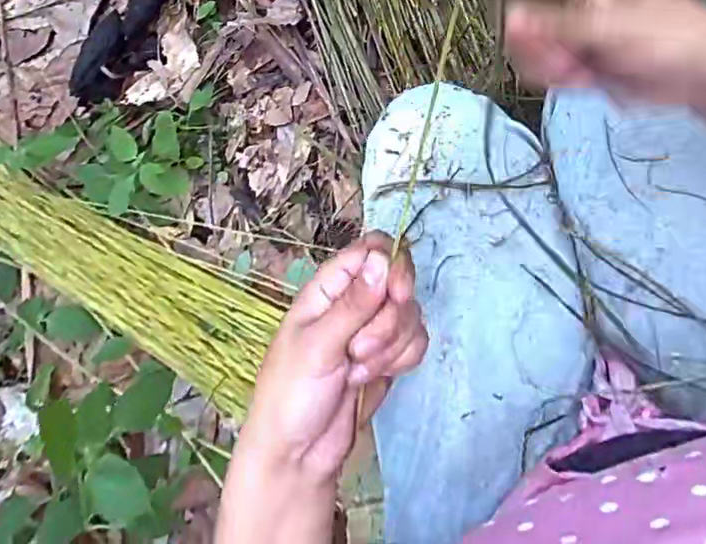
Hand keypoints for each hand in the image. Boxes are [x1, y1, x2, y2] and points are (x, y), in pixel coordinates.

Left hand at [217, 234, 425, 543]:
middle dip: (390, 316)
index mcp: (329, 286)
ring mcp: (373, 327)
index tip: (397, 294)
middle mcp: (354, 299)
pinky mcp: (388, 355)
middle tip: (361, 348)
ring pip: (409, 312)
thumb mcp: (317, 346)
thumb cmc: (291, 394)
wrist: (297, 457)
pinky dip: (402, 359)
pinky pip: (415, 341)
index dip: (391, 263)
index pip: (372, 249)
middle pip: (398, 279)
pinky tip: (374, 377)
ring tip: (356, 370)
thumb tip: (382, 259)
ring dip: (391, 344)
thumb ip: (353, 305)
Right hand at [433, 0, 705, 106]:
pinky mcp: (571, 58)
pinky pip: (540, 68)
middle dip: (525, 43)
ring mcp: (564, 30)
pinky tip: (586, 80)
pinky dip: (556, 78)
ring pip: (521, 47)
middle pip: (509, 14)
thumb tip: (508, 19)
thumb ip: (559, 25)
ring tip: (582, 72)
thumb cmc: (670, 33)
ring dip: (544, 64)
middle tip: (563, 62)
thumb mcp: (614, 27)